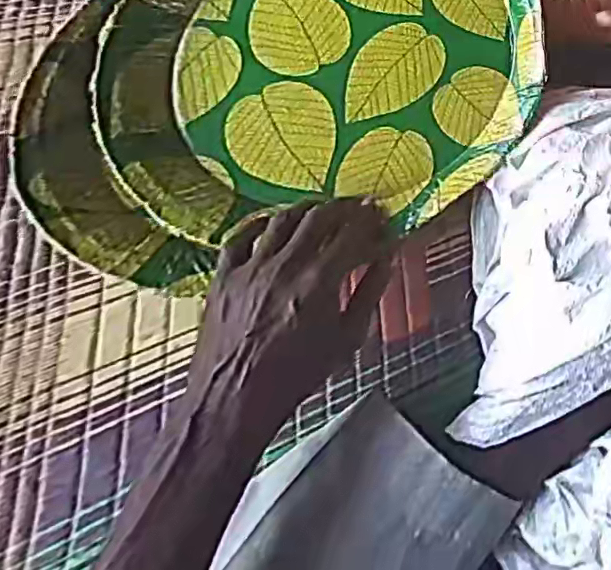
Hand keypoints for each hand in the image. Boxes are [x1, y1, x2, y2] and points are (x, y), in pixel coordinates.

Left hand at [185, 198, 396, 440]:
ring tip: (322, 210)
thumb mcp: (349, 337)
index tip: (384, 215)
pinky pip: (240, 237)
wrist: (232, 403)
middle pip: (320, 216)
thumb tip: (387, 256)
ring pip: (282, 218)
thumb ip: (371, 291)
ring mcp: (250, 270)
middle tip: (359, 207)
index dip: (373, 218)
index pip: (354, 232)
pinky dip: (260, 223)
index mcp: (320, 281)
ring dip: (308, 208)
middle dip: (346, 206)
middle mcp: (285, 267)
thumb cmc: (297, 374)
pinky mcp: (223, 278)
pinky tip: (274, 223)